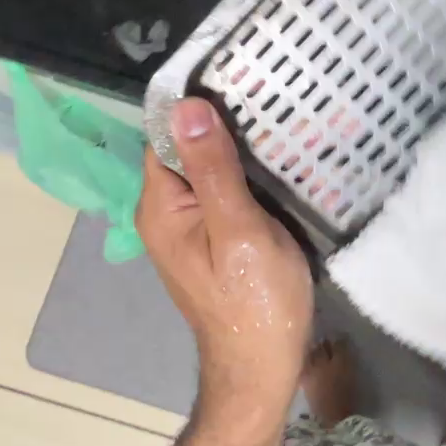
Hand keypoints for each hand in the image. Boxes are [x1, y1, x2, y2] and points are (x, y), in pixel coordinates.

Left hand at [139, 98, 314, 426]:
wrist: (263, 368)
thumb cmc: (254, 301)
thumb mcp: (239, 229)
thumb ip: (214, 170)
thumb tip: (186, 107)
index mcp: (161, 208)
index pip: (166, 136)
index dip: (198, 106)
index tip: (240, 78)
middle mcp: (166, 214)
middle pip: (188, 152)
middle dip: (225, 125)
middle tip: (274, 97)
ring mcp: (191, 230)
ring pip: (210, 172)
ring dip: (242, 151)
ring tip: (284, 121)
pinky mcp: (216, 241)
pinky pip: (225, 194)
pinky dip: (250, 178)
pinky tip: (282, 166)